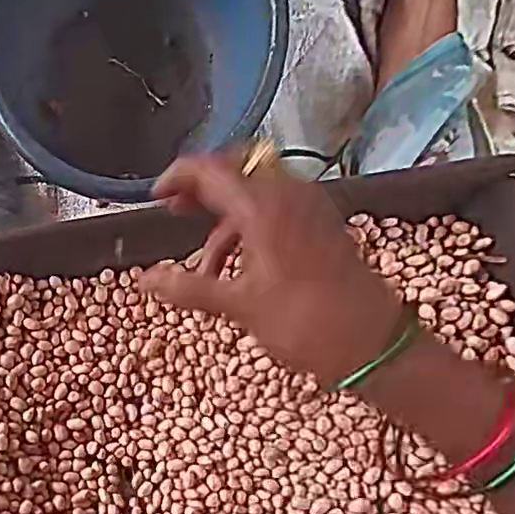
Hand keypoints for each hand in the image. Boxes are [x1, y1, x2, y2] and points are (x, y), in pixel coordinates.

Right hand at [136, 152, 403, 383]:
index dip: (178, 177)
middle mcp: (289, 197)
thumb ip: (188, 288)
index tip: (155, 197)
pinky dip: (247, 227)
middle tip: (174, 211)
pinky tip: (235, 266)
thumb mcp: (238, 306)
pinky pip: (274, 210)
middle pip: (236, 170)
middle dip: (201, 189)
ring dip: (223, 217)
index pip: (211, 170)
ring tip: (204, 265)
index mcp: (265, 209)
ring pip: (255, 191)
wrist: (370, 343)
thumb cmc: (304, 323)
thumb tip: (144, 279)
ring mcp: (309, 209)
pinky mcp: (319, 226)